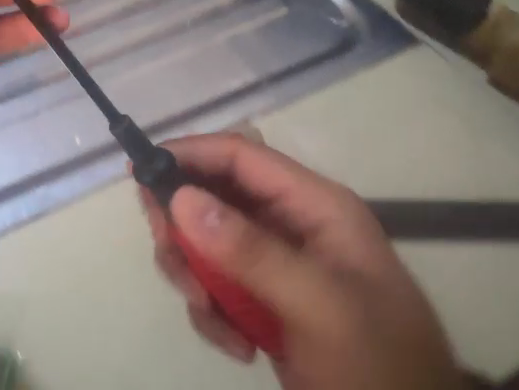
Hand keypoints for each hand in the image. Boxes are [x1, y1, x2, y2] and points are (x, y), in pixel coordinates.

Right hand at [137, 133, 460, 389]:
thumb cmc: (379, 365)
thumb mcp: (321, 307)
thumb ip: (252, 252)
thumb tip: (180, 197)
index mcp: (315, 206)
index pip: (239, 155)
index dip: (187, 154)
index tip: (138, 173)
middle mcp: (291, 223)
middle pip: (209, 194)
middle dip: (182, 228)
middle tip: (171, 259)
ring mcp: (275, 262)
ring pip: (201, 239)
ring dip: (192, 275)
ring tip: (211, 315)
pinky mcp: (263, 298)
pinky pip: (212, 282)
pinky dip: (209, 310)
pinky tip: (236, 344)